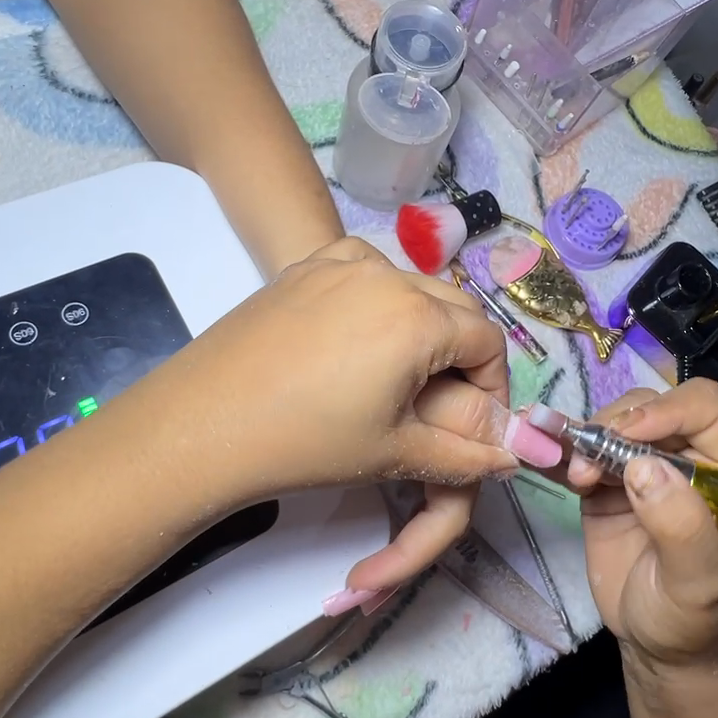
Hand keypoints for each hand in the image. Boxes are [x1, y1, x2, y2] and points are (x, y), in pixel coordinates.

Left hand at [122, 237, 522, 593]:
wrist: (200, 425)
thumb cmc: (305, 443)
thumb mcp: (395, 453)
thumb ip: (467, 453)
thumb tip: (517, 454)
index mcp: (419, 317)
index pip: (489, 341)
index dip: (491, 386)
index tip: (473, 423)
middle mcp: (388, 274)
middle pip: (455, 308)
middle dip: (460, 356)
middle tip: (436, 406)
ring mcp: (341, 263)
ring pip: (412, 286)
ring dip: (421, 325)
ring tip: (393, 377)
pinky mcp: (304, 267)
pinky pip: (365, 272)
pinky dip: (378, 301)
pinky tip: (353, 341)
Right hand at [565, 380, 717, 672]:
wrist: (657, 649)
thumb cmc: (692, 621)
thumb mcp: (700, 585)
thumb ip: (682, 527)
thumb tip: (645, 466)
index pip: (706, 411)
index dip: (668, 409)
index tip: (627, 435)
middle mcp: (689, 461)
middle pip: (655, 406)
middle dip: (618, 424)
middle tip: (590, 464)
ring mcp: (646, 470)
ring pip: (617, 421)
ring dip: (589, 438)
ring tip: (577, 478)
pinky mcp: (609, 484)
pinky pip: (586, 450)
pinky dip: (564, 449)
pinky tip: (548, 459)